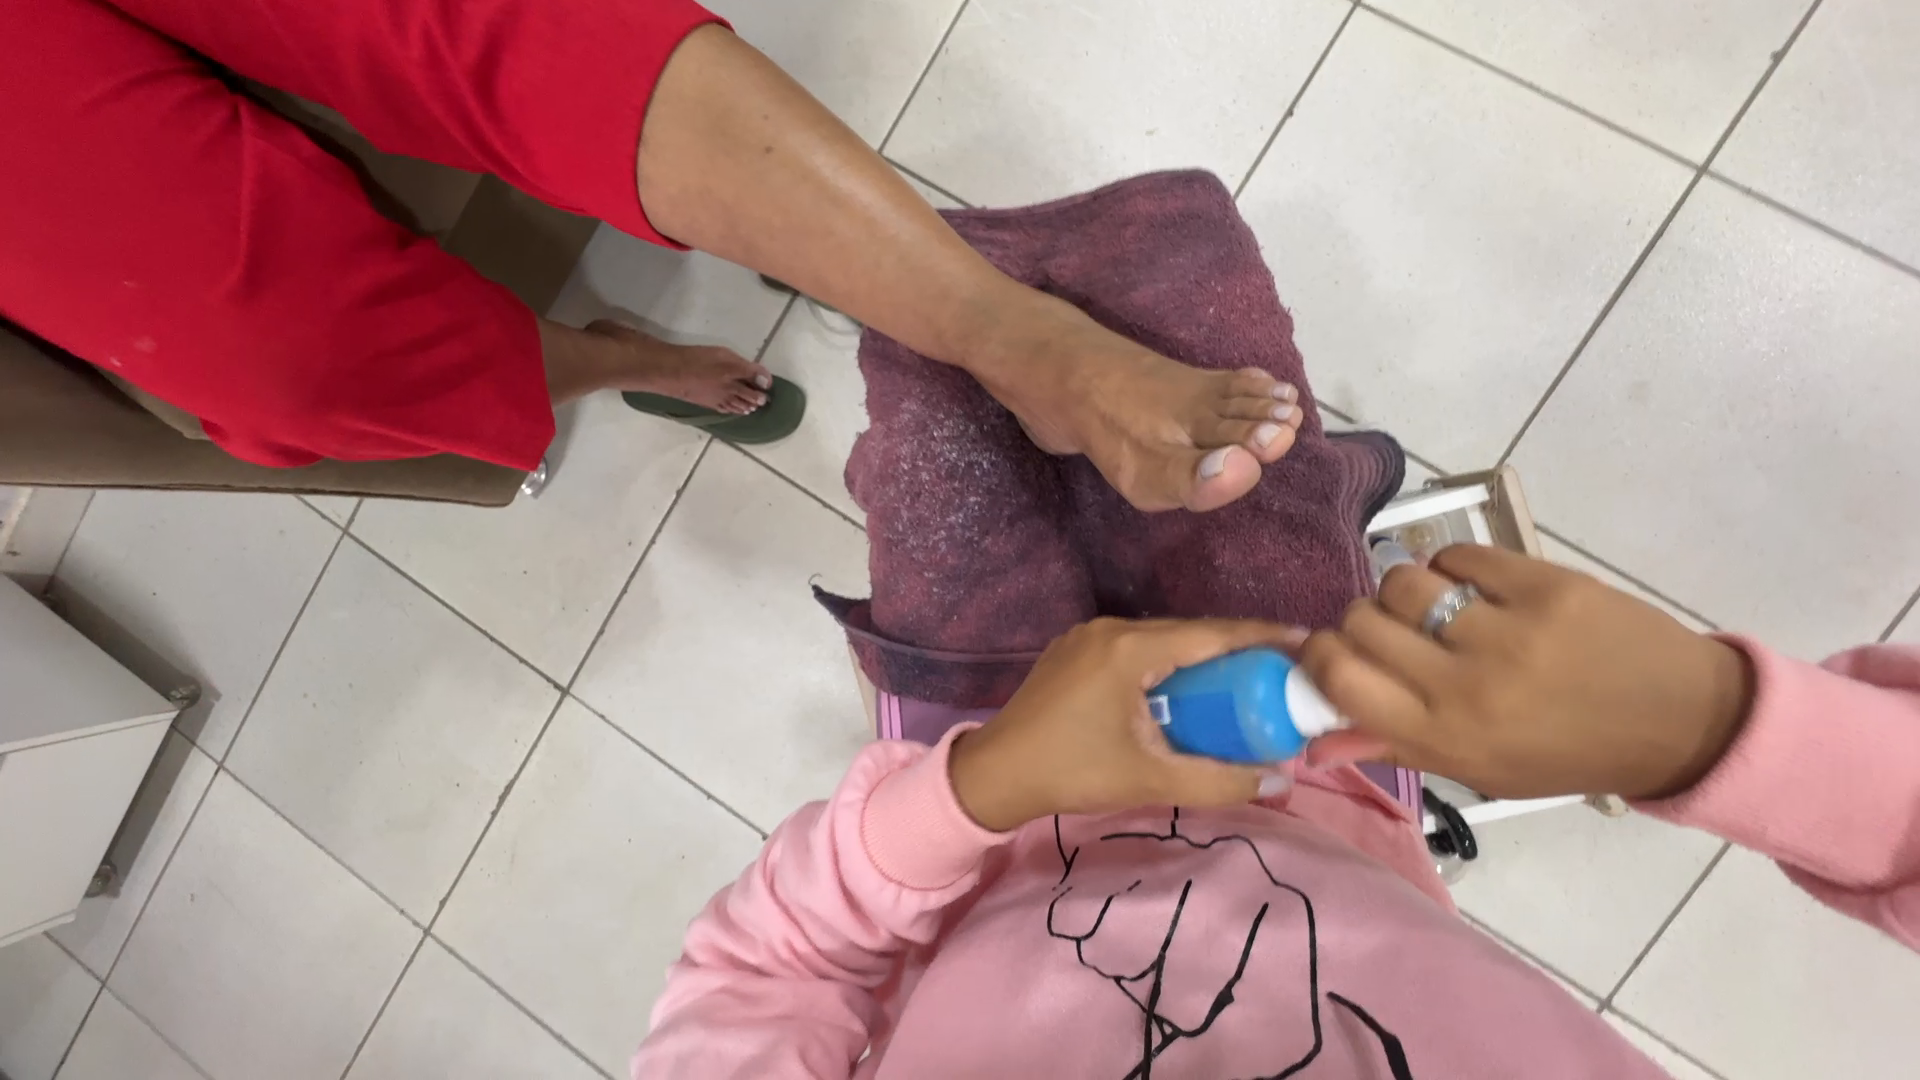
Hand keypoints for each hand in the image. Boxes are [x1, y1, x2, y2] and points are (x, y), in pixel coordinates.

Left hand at [949, 618, 1303, 831]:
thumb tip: (1281, 778)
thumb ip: (1220, 779)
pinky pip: (1134, 647)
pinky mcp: (1074, 651)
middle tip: (1279, 675)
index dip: (1262, 638)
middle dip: (1235, 650)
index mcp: (1129, 649)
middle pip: (1187, 632)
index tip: (1306, 644)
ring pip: (1160, 639)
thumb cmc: (1073, 772)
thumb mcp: (1151, 779)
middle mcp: (1110, 629)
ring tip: (1240, 683)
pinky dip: (1166, 663)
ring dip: (1199, 657)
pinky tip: (1184, 689)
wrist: (995, 773)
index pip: (1211, 634)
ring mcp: (1087, 636)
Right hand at [1297, 545, 1754, 800]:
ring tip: (1438, 606)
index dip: (1315, 653)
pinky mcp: (1546, 587)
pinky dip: (1453, 565)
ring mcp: (1509, 632)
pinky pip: (1457, 555)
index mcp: (1443, 735)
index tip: (1326, 648)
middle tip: (1392, 630)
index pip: (1338, 676)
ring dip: (1406, 590)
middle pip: (1360, 620)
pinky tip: (1476, 588)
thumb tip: (1309, 738)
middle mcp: (1466, 685)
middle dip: (1363, 620)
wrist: (1684, 722)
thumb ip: (1390, 744)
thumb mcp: (1473, 769)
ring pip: (1402, 580)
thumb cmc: (1562, 753)